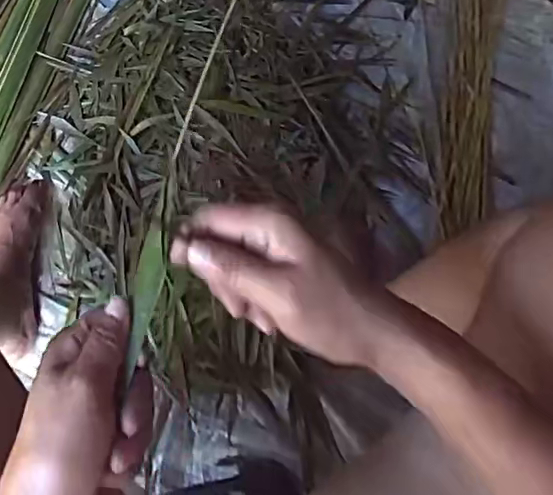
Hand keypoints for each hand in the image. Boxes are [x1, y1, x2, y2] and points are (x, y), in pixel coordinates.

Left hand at [0, 297, 156, 494]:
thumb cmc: (60, 443)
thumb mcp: (84, 385)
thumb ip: (106, 343)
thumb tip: (120, 299)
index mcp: (71, 353)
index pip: (109, 324)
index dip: (127, 339)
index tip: (136, 361)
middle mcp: (85, 378)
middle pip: (132, 366)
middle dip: (135, 399)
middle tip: (121, 422)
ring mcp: (98, 414)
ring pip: (139, 403)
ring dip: (133, 433)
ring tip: (113, 458)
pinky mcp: (110, 446)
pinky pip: (136, 436)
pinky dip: (130, 455)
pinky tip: (112, 471)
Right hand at [172, 204, 387, 368]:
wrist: (375, 335)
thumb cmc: (329, 313)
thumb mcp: (275, 294)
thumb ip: (230, 269)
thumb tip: (187, 248)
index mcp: (267, 221)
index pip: (209, 216)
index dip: (189, 238)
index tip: (177, 269)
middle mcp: (267, 223)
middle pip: (217, 240)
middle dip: (221, 276)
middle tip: (239, 309)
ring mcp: (275, 242)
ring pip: (230, 260)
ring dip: (237, 292)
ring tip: (261, 317)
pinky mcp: (280, 260)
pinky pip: (248, 272)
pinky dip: (251, 296)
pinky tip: (270, 317)